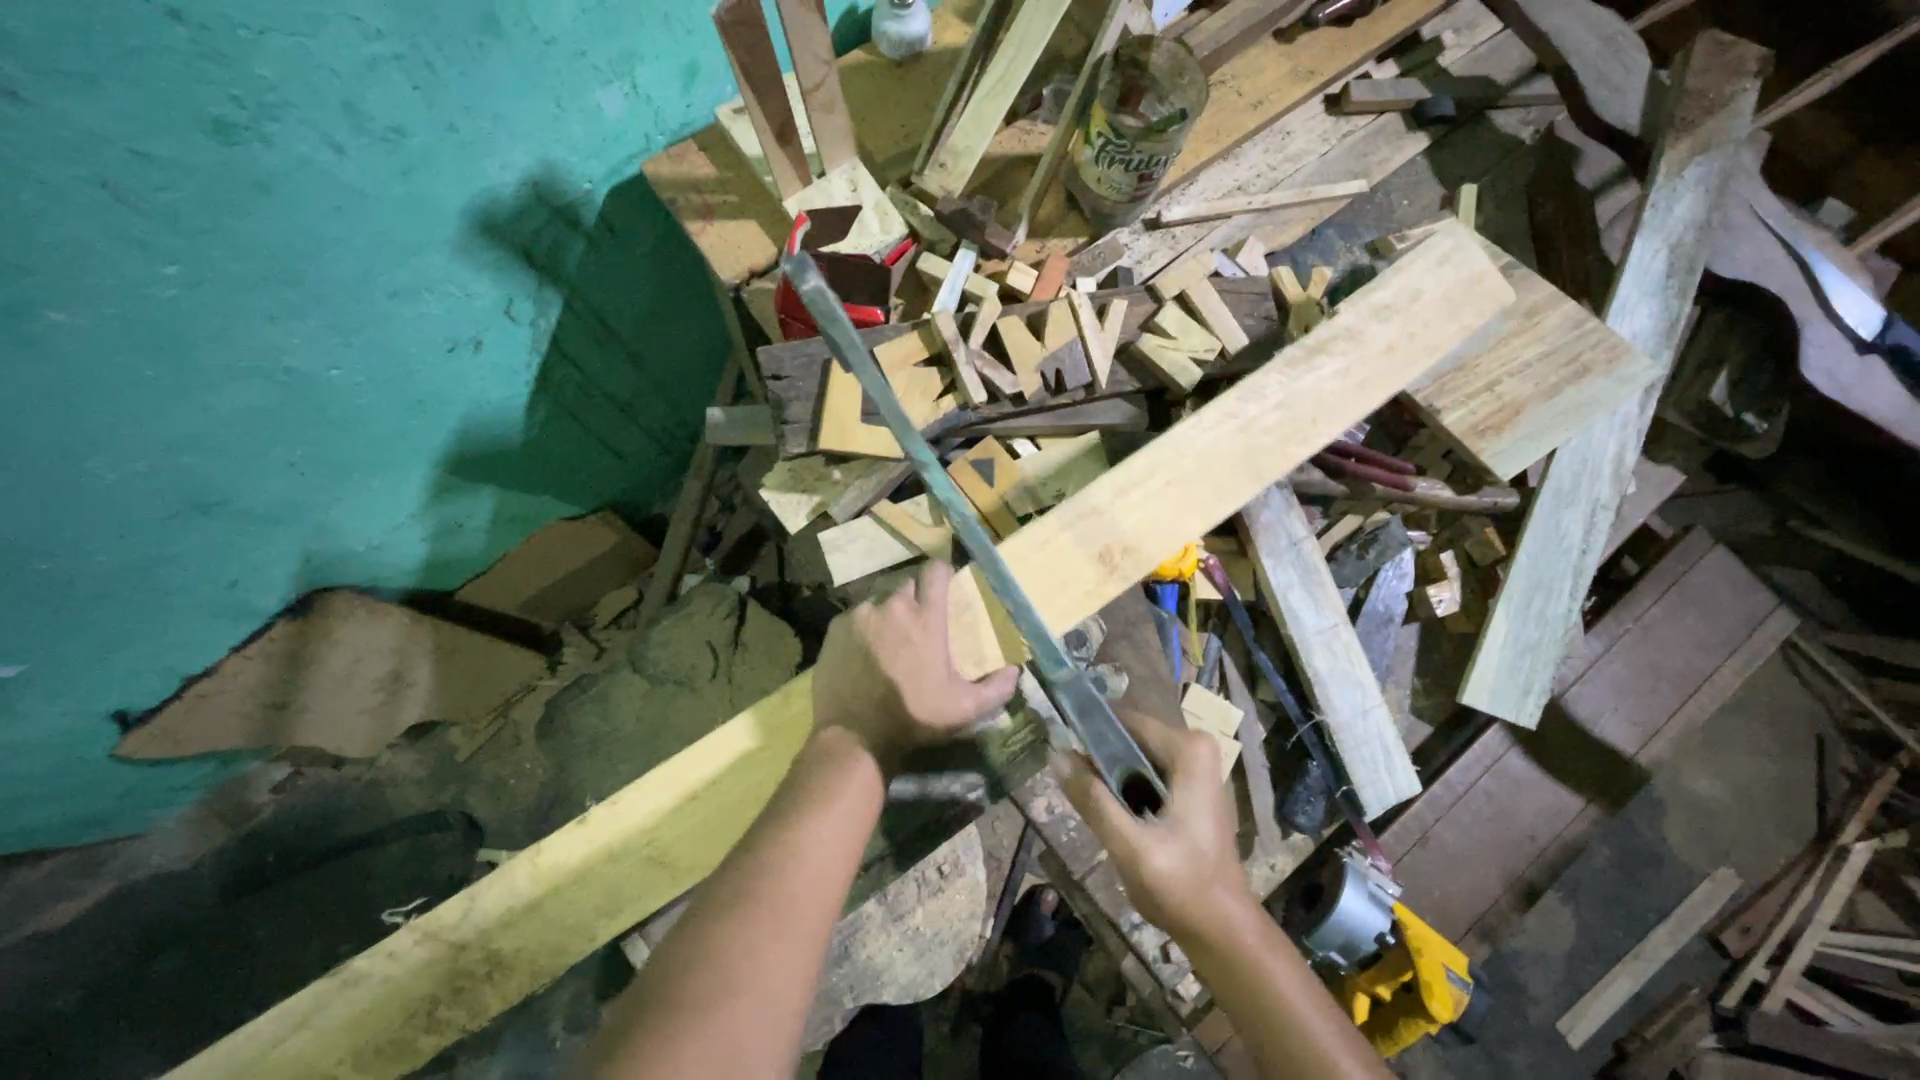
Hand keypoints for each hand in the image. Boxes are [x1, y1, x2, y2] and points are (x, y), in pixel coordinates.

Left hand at [811, 561, 1019, 769]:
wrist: (855, 735)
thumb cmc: (913, 718)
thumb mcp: (964, 710)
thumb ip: (996, 689)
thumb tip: (1015, 671)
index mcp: (926, 618)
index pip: (936, 570)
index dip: (942, 574)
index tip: (945, 586)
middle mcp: (893, 606)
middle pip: (907, 585)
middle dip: (914, 598)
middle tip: (917, 624)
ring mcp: (860, 615)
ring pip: (879, 600)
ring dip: (887, 614)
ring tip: (887, 641)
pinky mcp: (836, 628)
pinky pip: (854, 617)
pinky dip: (862, 628)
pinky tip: (863, 653)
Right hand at [1056, 715, 1250, 942]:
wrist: (1222, 928)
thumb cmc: (1181, 886)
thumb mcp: (1129, 845)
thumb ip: (1093, 799)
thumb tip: (1056, 754)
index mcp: (1189, 751)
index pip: (1126, 720)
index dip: (1089, 729)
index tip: (1057, 743)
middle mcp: (1198, 750)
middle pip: (1131, 737)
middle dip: (1098, 755)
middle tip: (1068, 779)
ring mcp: (1198, 770)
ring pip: (1137, 756)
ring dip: (1109, 773)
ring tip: (1081, 795)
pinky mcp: (1193, 789)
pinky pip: (1148, 773)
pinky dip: (1125, 786)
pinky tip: (1108, 810)